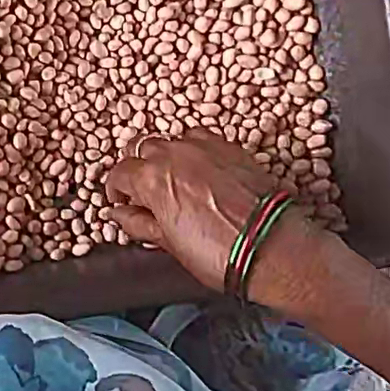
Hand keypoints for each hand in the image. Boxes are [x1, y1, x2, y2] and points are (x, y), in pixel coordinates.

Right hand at [104, 131, 328, 314]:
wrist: (272, 249)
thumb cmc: (220, 253)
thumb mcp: (167, 243)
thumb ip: (138, 223)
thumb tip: (119, 215)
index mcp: (150, 179)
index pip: (119, 173)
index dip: (117, 189)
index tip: (123, 202)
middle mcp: (173, 155)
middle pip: (141, 150)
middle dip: (138, 169)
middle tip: (145, 192)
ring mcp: (203, 147)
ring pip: (170, 141)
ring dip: (164, 157)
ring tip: (173, 180)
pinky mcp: (229, 148)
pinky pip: (200, 138)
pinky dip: (192, 149)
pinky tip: (199, 169)